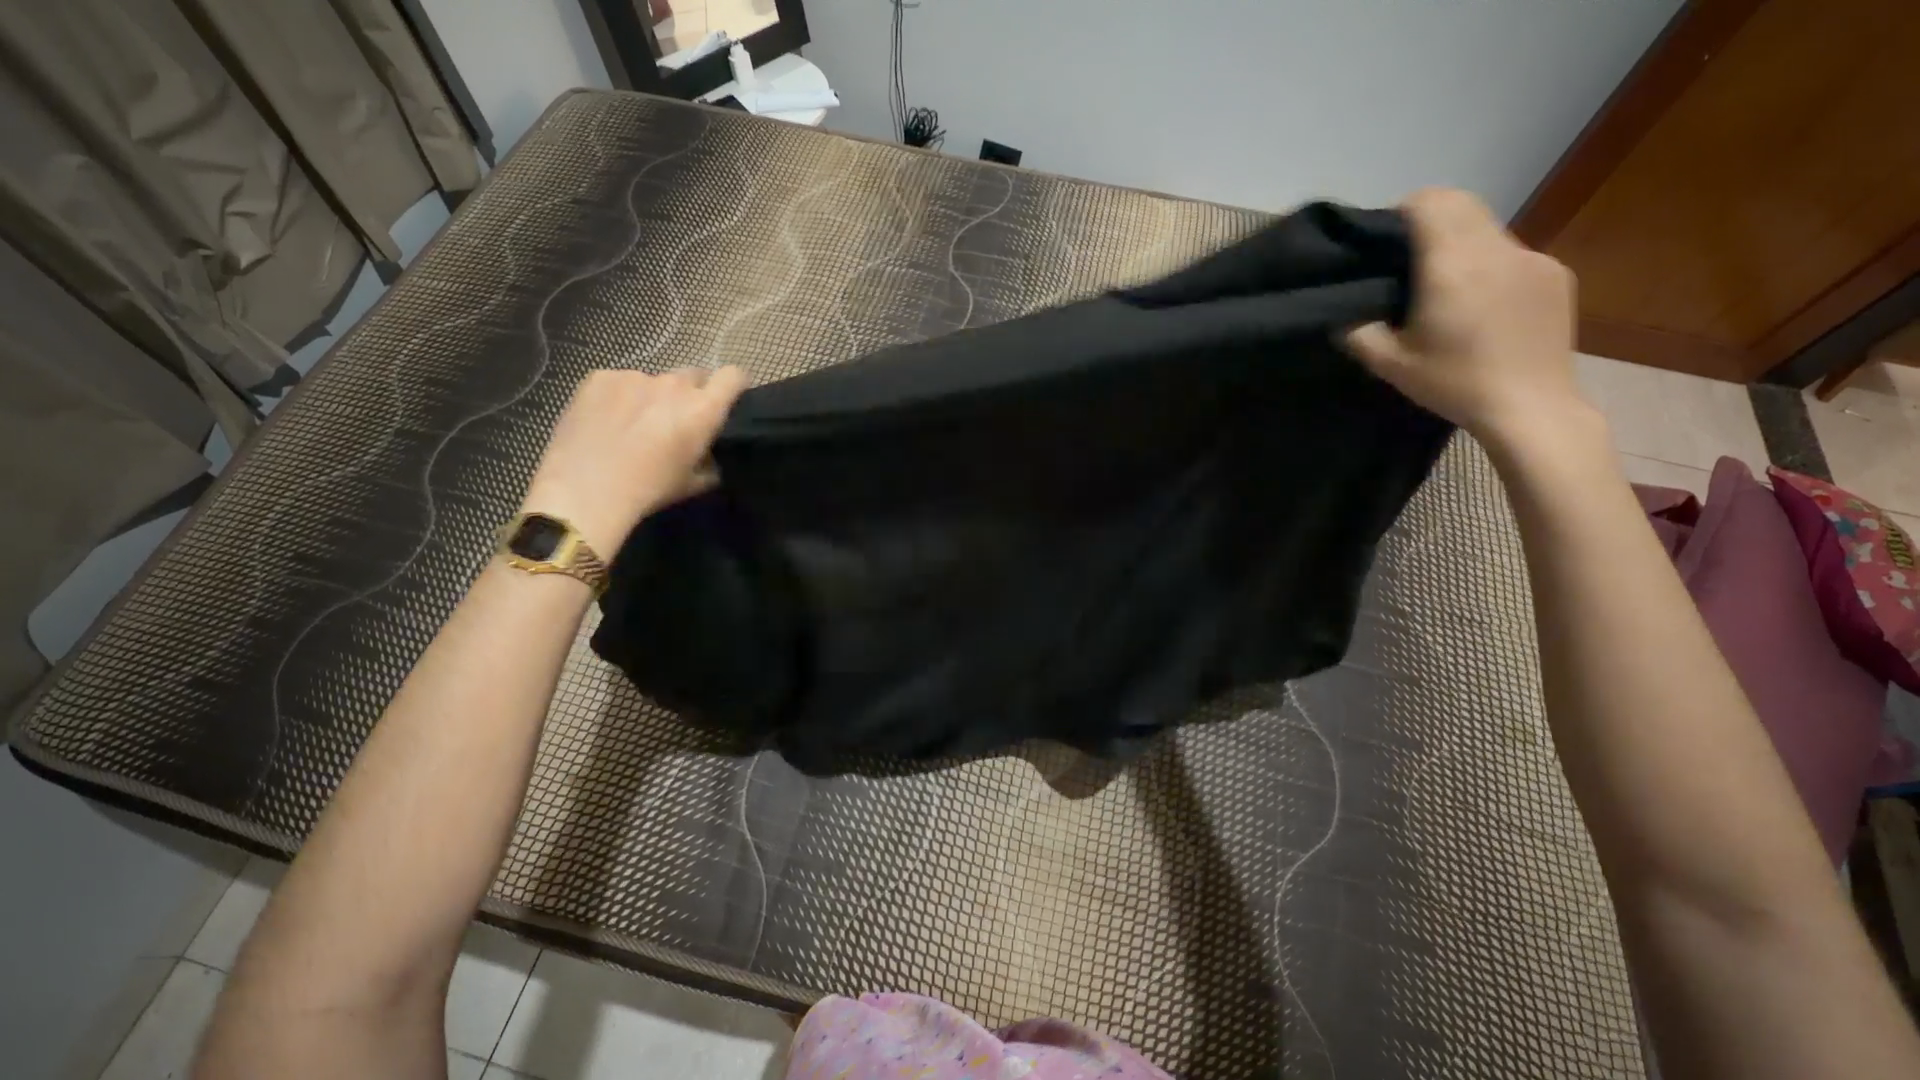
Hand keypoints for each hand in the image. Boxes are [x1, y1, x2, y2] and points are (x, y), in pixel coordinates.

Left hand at [520, 366, 747, 554]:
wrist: (585, 491)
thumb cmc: (648, 490)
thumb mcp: (691, 485)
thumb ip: (710, 465)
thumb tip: (709, 457)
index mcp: (702, 409)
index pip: (733, 375)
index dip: (733, 385)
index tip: (726, 399)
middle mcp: (673, 384)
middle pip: (693, 375)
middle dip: (690, 393)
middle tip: (674, 420)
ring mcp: (635, 376)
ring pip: (653, 380)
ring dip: (651, 396)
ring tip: (632, 424)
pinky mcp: (600, 377)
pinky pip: (619, 381)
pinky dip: (618, 396)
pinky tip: (605, 421)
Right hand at [1345, 188, 1590, 443]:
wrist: (1531, 408)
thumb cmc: (1455, 384)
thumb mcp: (1391, 365)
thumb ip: (1358, 333)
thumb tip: (1342, 316)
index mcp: (1452, 265)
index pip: (1428, 202)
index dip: (1402, 212)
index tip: (1388, 242)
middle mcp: (1495, 250)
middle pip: (1461, 203)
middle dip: (1431, 219)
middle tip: (1411, 257)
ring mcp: (1532, 259)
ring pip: (1488, 228)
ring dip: (1463, 242)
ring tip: (1449, 285)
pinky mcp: (1555, 274)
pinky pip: (1514, 254)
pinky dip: (1492, 266)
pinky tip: (1487, 306)